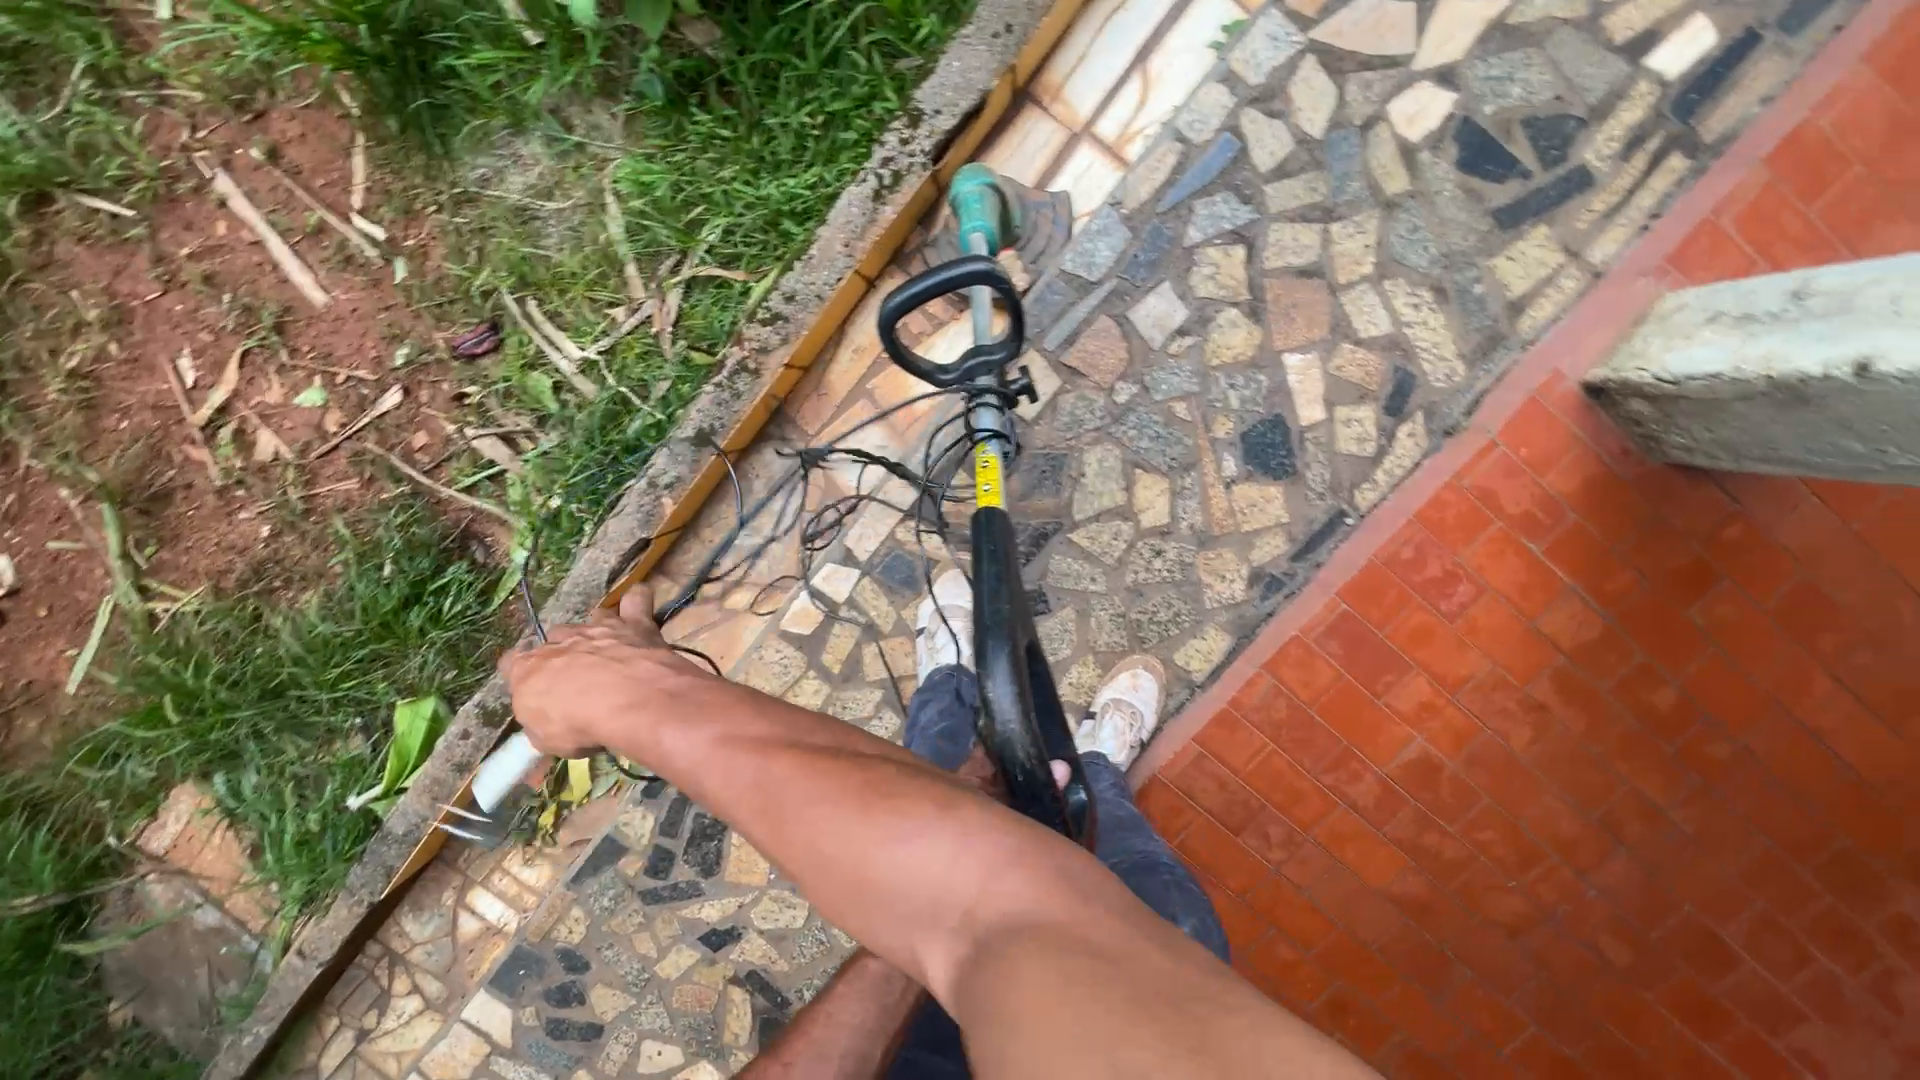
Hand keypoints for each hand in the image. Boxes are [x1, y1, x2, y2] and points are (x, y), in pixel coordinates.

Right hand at [496, 583, 708, 756]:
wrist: (625, 699)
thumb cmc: (578, 725)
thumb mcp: (546, 739)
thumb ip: (541, 722)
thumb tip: (546, 718)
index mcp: (528, 670)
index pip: (510, 662)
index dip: (519, 670)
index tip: (531, 683)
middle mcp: (560, 642)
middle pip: (556, 638)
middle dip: (565, 651)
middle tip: (582, 673)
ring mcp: (598, 628)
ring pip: (593, 617)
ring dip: (600, 629)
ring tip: (612, 646)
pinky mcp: (634, 624)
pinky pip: (636, 601)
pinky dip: (637, 603)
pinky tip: (641, 611)